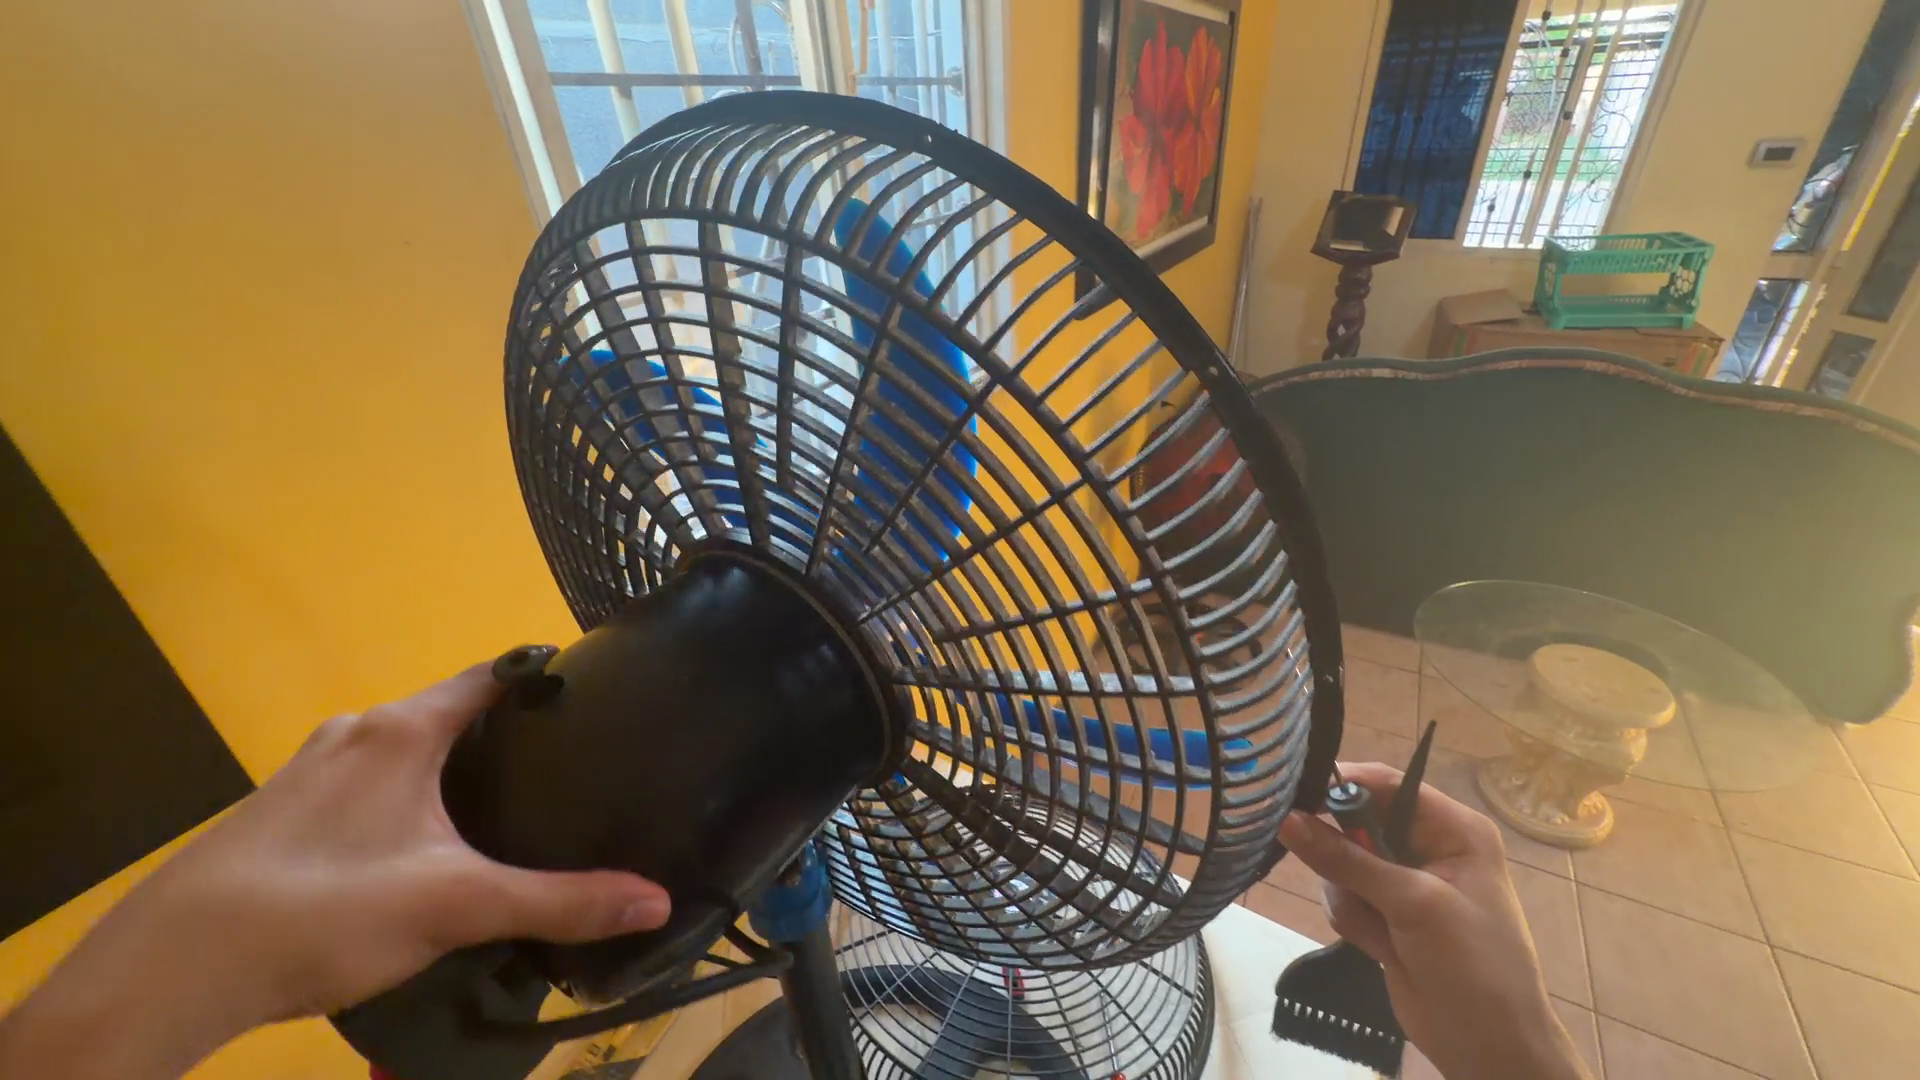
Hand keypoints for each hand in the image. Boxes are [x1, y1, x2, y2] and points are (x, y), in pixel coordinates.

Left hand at [0, 664, 670, 1079]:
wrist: (155, 980)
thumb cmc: (321, 912)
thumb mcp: (457, 907)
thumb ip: (561, 901)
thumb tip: (658, 901)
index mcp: (403, 731)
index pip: (493, 673)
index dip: (546, 674)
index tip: (595, 694)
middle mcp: (357, 732)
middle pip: (453, 708)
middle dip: (508, 726)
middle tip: (566, 759)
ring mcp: (309, 769)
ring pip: (406, 745)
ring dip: (454, 758)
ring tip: (507, 797)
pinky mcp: (278, 809)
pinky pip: (368, 775)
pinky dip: (409, 786)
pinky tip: (420, 840)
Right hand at [1278, 761, 1589, 1079]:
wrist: (1491, 1053)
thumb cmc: (1474, 967)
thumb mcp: (1413, 904)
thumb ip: (1346, 859)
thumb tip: (1285, 819)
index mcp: (1452, 828)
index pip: (1384, 783)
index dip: (1340, 783)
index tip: (1294, 796)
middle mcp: (1427, 844)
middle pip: (1353, 820)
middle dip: (1341, 854)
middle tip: (1340, 877)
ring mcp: (1403, 878)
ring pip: (1339, 859)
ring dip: (1347, 894)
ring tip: (1379, 930)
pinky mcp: (1384, 909)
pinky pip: (1340, 891)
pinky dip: (1350, 917)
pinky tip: (1379, 947)